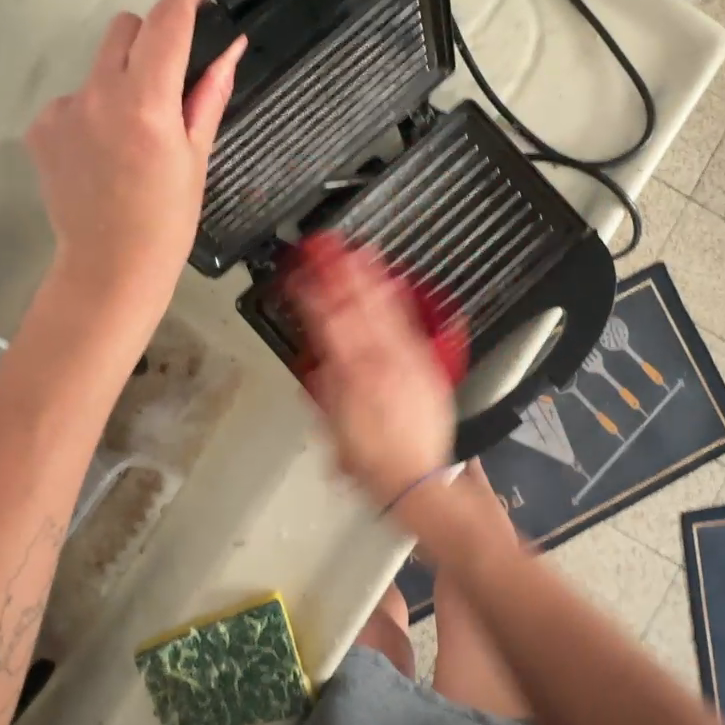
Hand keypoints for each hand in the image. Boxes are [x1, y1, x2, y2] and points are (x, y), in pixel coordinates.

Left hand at [27, 0, 246, 311]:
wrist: (109, 266)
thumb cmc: (167, 219)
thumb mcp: (196, 156)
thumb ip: (207, 95)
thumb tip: (230, 48)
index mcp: (147, 104)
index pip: (166, 24)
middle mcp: (99, 95)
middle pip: (125, 29)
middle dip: (151, 39)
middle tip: (168, 80)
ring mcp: (63, 110)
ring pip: (98, 65)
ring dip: (121, 78)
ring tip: (132, 132)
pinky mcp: (40, 127)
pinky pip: (74, 98)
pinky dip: (92, 111)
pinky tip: (101, 151)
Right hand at [285, 236, 458, 506]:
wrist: (416, 477)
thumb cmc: (372, 460)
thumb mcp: (332, 426)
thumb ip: (326, 387)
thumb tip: (321, 360)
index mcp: (349, 376)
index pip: (325, 323)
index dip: (310, 295)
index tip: (299, 274)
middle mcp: (377, 362)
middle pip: (354, 308)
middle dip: (339, 274)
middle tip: (327, 246)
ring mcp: (404, 360)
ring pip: (382, 310)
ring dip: (368, 278)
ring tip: (359, 251)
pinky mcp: (425, 365)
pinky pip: (409, 324)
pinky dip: (398, 300)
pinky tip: (392, 282)